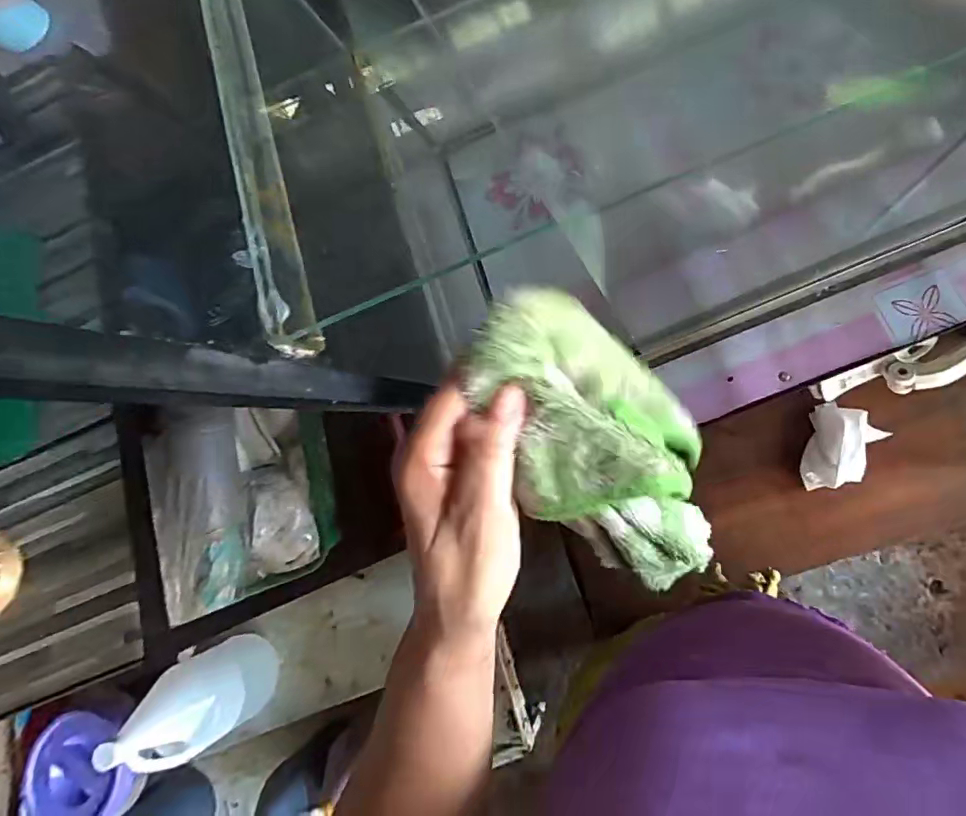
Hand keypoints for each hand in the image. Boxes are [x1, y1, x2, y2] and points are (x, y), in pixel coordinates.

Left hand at [394, 383, 525, 644]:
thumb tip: (510, 390)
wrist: (459, 618)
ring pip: (473, 416)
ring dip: (504, 401)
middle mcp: (424, 451)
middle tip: (543, 361)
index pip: (450, 394)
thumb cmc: (469, 570)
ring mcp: (441, 461)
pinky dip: (505, 426)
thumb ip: (493, 448)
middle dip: (497, 381)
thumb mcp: (484, 509)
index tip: (524, 346)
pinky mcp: (459, 473)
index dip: (484, 369)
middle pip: (460, 400)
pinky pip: (481, 436)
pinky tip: (533, 416)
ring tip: (546, 379)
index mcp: (419, 457)